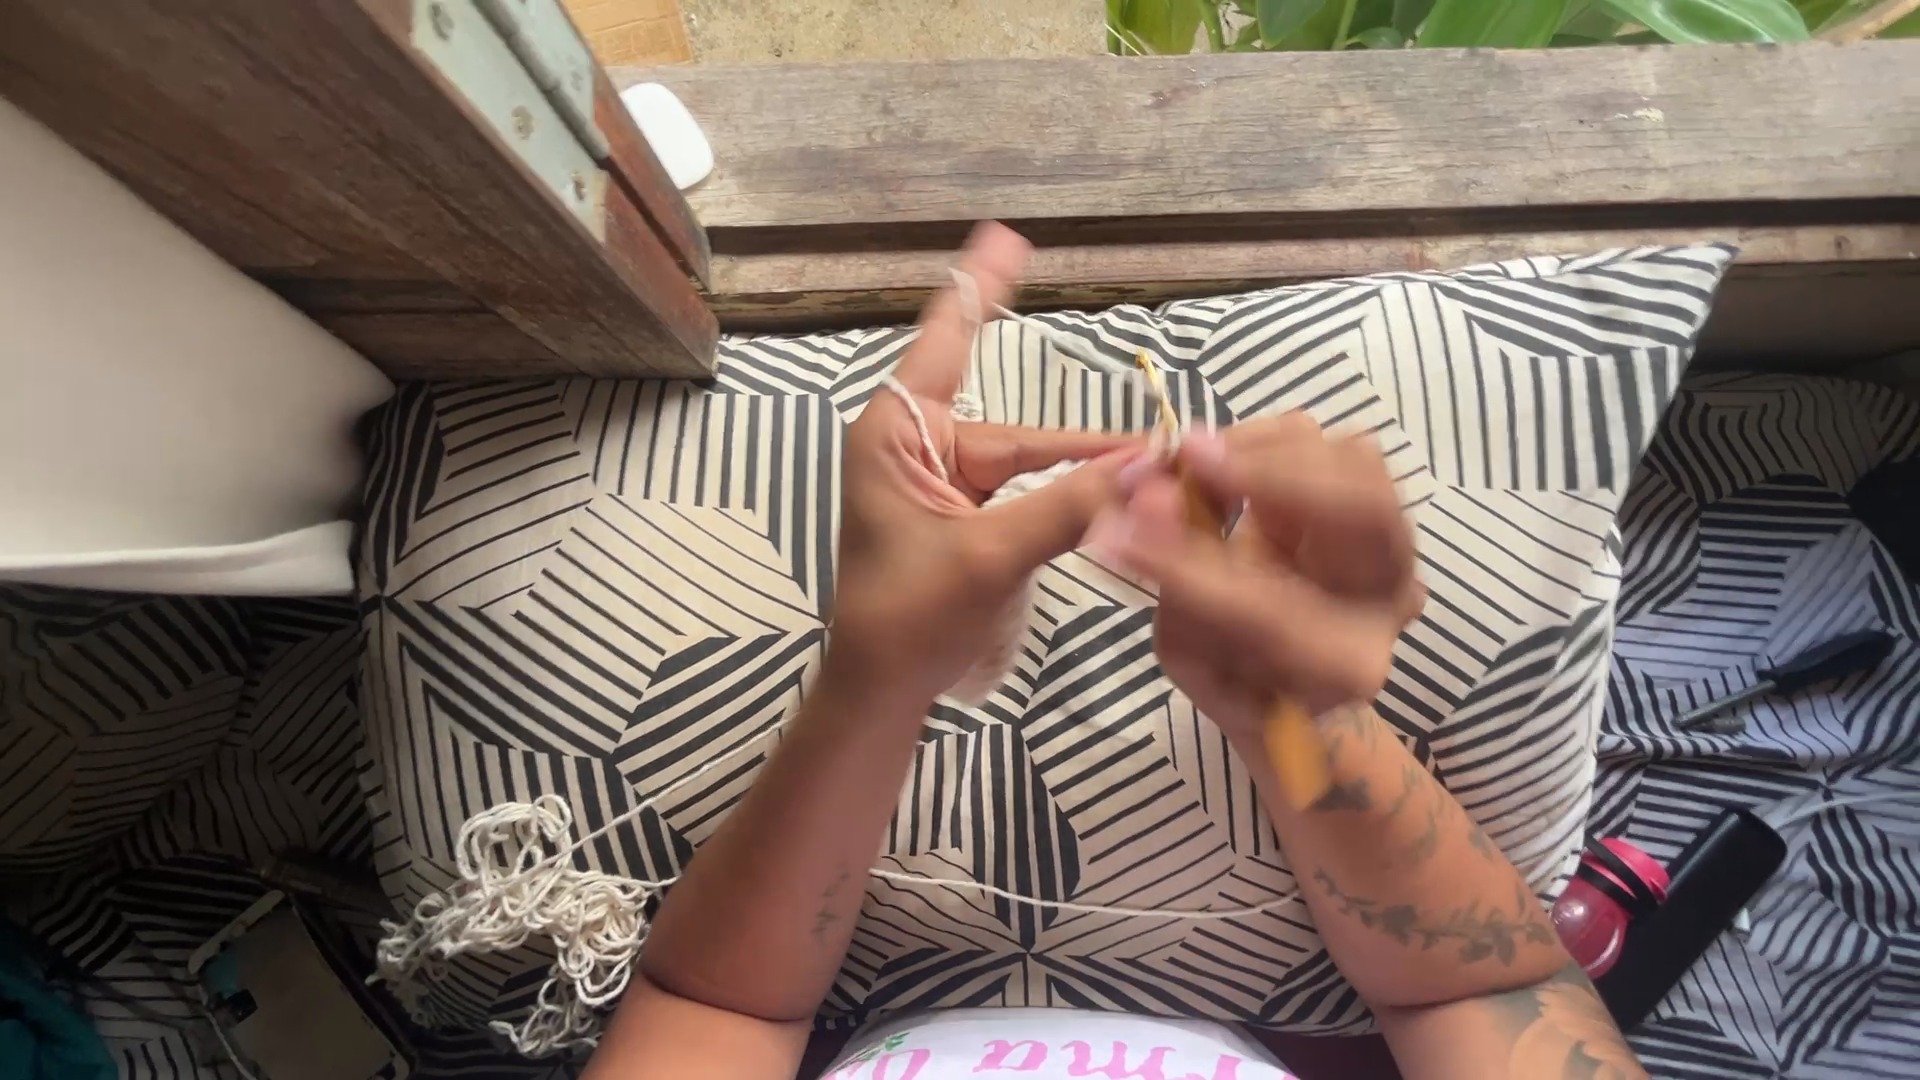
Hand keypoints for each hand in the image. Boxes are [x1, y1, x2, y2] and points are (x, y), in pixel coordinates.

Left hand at [828, 223, 1141, 706]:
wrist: (883, 686)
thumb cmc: (910, 617)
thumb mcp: (989, 556)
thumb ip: (1066, 506)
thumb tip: (1146, 465)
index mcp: (896, 435)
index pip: (945, 342)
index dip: (981, 290)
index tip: (1008, 239)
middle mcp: (915, 447)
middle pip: (1012, 427)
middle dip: (1081, 442)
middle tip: (1152, 441)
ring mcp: (939, 485)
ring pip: (1024, 464)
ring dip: (1080, 472)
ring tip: (1147, 471)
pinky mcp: (960, 518)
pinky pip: (1019, 494)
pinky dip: (1062, 497)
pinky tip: (1109, 495)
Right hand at [1090, 414, 1423, 739]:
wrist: (1291, 666)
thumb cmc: (1232, 669)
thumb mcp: (1188, 647)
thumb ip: (1173, 581)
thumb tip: (1146, 496)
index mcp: (1337, 662)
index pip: (1267, 609)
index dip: (1188, 566)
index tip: (1120, 529)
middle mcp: (1386, 598)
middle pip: (1360, 510)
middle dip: (1266, 474)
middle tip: (1185, 453)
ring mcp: (1393, 542)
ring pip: (1351, 460)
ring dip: (1260, 450)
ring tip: (1192, 459)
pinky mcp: (1377, 499)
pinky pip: (1332, 443)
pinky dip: (1270, 441)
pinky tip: (1223, 460)